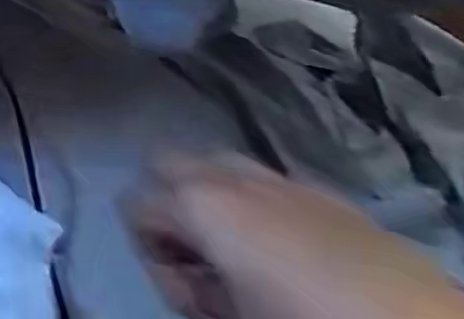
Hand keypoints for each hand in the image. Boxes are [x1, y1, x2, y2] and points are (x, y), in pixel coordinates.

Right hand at [126, 153, 463, 318]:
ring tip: (238, 246)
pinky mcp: (329, 195)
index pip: (134, 205)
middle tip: (195, 254)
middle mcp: (229, 176)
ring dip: (211, 193)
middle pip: (165, 162)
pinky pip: (270, 181)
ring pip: (217, 161)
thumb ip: (198, 293)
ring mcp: (281, 179)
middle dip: (166, 199)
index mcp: (198, 204)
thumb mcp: (236, 318)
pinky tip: (289, 248)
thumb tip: (192, 280)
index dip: (147, 249)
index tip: (181, 289)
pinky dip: (259, 201)